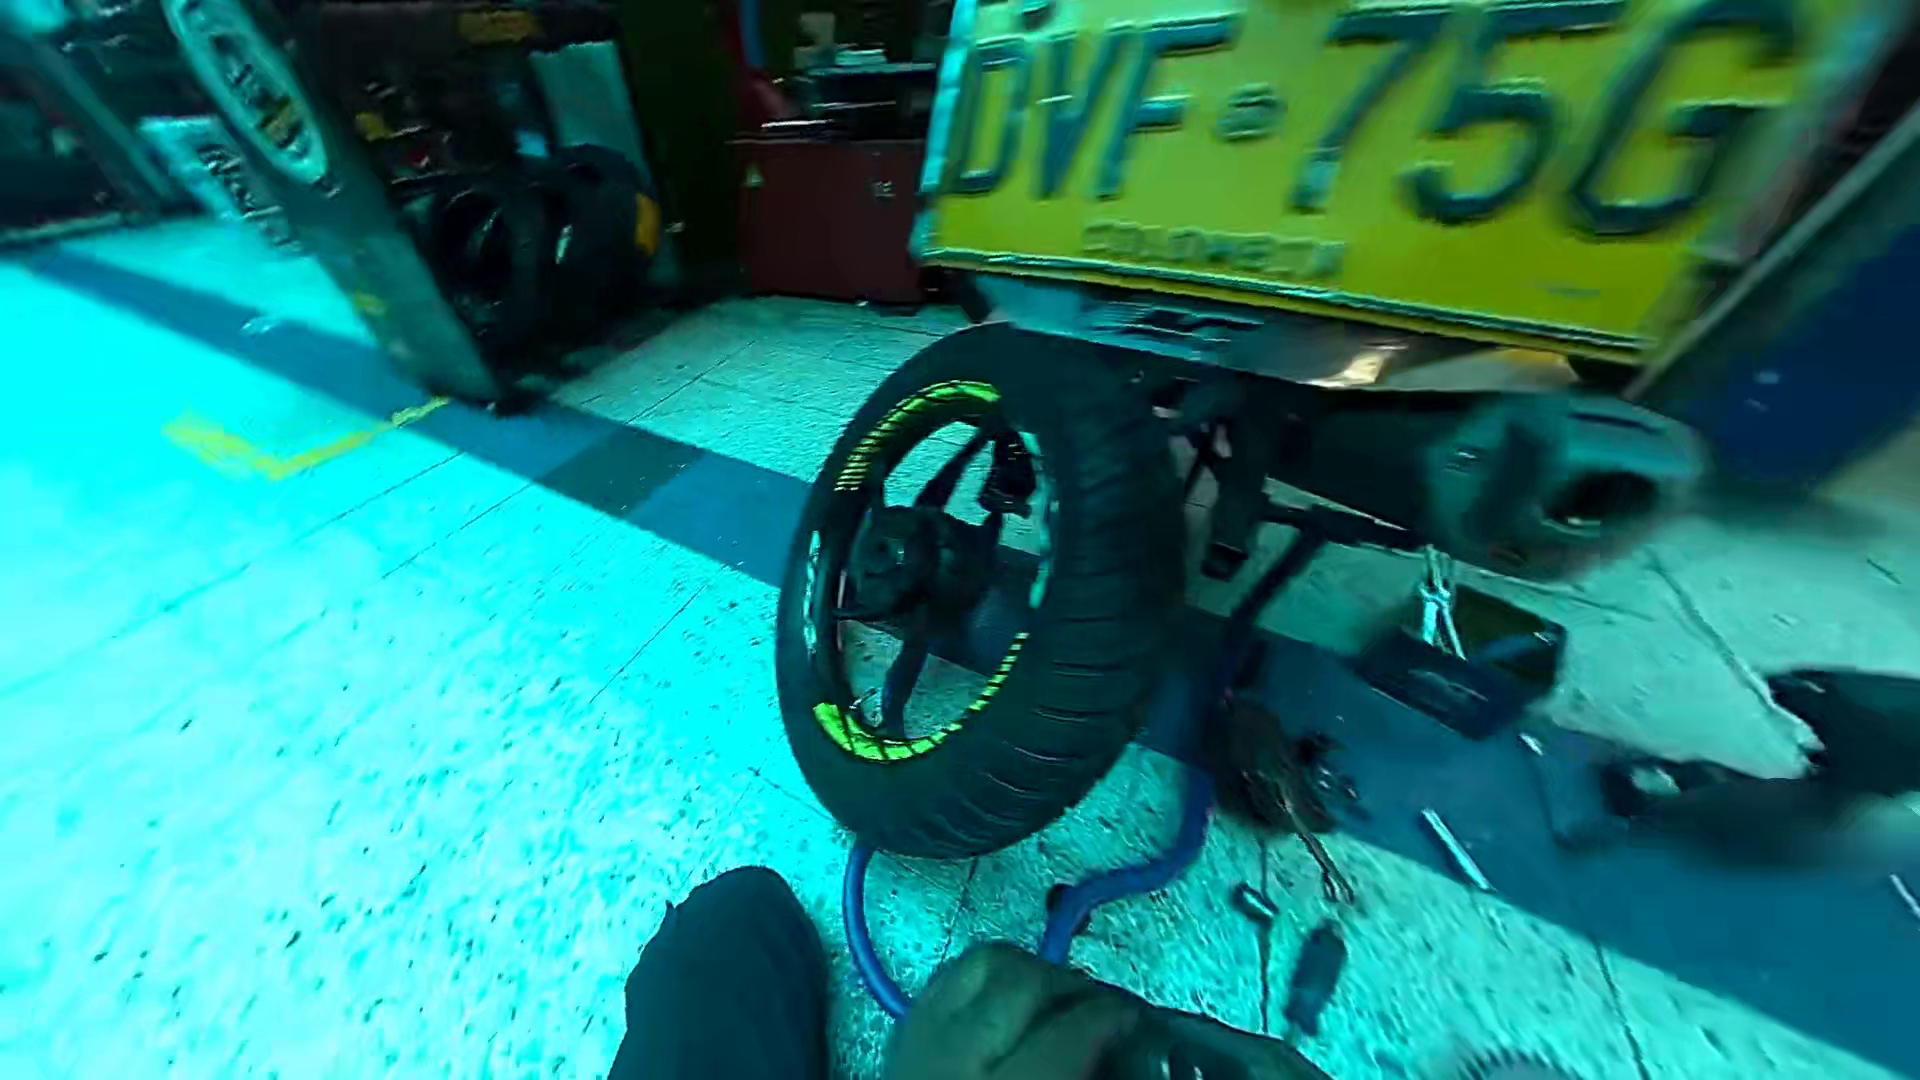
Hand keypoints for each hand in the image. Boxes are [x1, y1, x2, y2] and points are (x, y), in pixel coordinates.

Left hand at [886, 944, 1138, 1079]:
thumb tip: (1117, 1051)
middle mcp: (953, 1060)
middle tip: (1101, 1002)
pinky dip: (989, 972)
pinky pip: (952, 973)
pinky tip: (1011, 991)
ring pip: (983, 963)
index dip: (1103, 1018)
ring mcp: (919, 1036)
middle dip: (1069, 984)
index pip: (1059, 1040)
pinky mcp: (903, 1026)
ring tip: (1059, 992)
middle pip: (1020, 986)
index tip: (1135, 1014)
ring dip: (1029, 968)